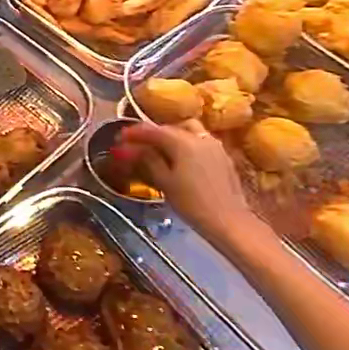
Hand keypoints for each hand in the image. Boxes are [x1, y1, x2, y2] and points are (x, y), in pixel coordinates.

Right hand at [116, 122, 273, 258]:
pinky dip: (185, 143)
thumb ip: (148, 159)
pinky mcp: (223, 157)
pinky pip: (199, 141)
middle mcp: (200, 138)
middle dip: (152, 133)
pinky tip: (179, 158)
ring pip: (188, 131)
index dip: (134, 133)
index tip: (119, 138)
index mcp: (183, 142)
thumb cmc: (192, 203)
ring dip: (171, 135)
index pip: (153, 130)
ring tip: (159, 148)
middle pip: (171, 128)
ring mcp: (214, 146)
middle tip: (136, 144)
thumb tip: (130, 148)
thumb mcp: (165, 182)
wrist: (229, 221)